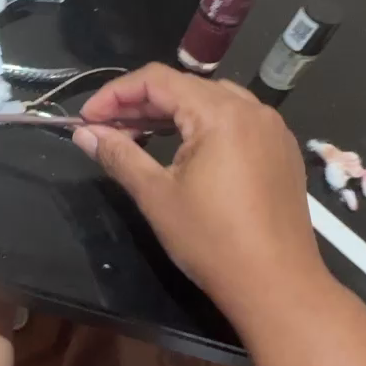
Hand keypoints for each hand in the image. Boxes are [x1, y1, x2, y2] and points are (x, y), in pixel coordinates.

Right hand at [72, 65, 326, 300]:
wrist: (276, 285)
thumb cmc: (211, 240)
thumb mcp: (155, 195)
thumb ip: (119, 155)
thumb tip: (84, 134)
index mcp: (220, 113)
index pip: (157, 80)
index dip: (114, 94)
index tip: (86, 119)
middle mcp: (252, 110)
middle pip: (185, 87)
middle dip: (139, 104)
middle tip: (105, 129)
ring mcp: (272, 130)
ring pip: (211, 103)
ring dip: (170, 114)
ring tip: (137, 137)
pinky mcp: (281, 152)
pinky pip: (235, 122)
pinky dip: (201, 127)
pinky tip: (181, 152)